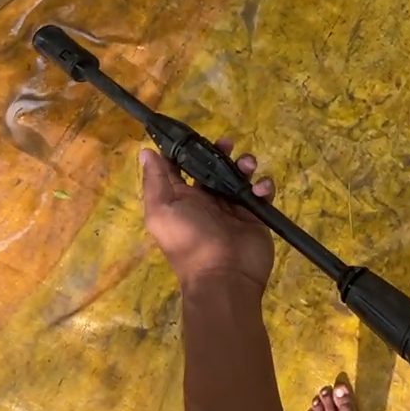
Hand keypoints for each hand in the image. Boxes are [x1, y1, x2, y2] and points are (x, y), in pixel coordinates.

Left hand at [139, 142, 276, 291]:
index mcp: (181, 198)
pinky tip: (259, 190)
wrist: (225, 276)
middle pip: (213, 166)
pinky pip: (262, 190)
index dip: (186, 150)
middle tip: (227, 144)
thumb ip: (155, 180)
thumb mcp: (163, 210)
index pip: (181, 167)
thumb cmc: (190, 240)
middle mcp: (206, 199)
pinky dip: (263, 184)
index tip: (193, 134)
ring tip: (248, 165)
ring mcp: (233, 205)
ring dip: (245, 163)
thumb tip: (145, 151)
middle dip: (220, 152)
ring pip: (239, 173)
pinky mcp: (256, 212)